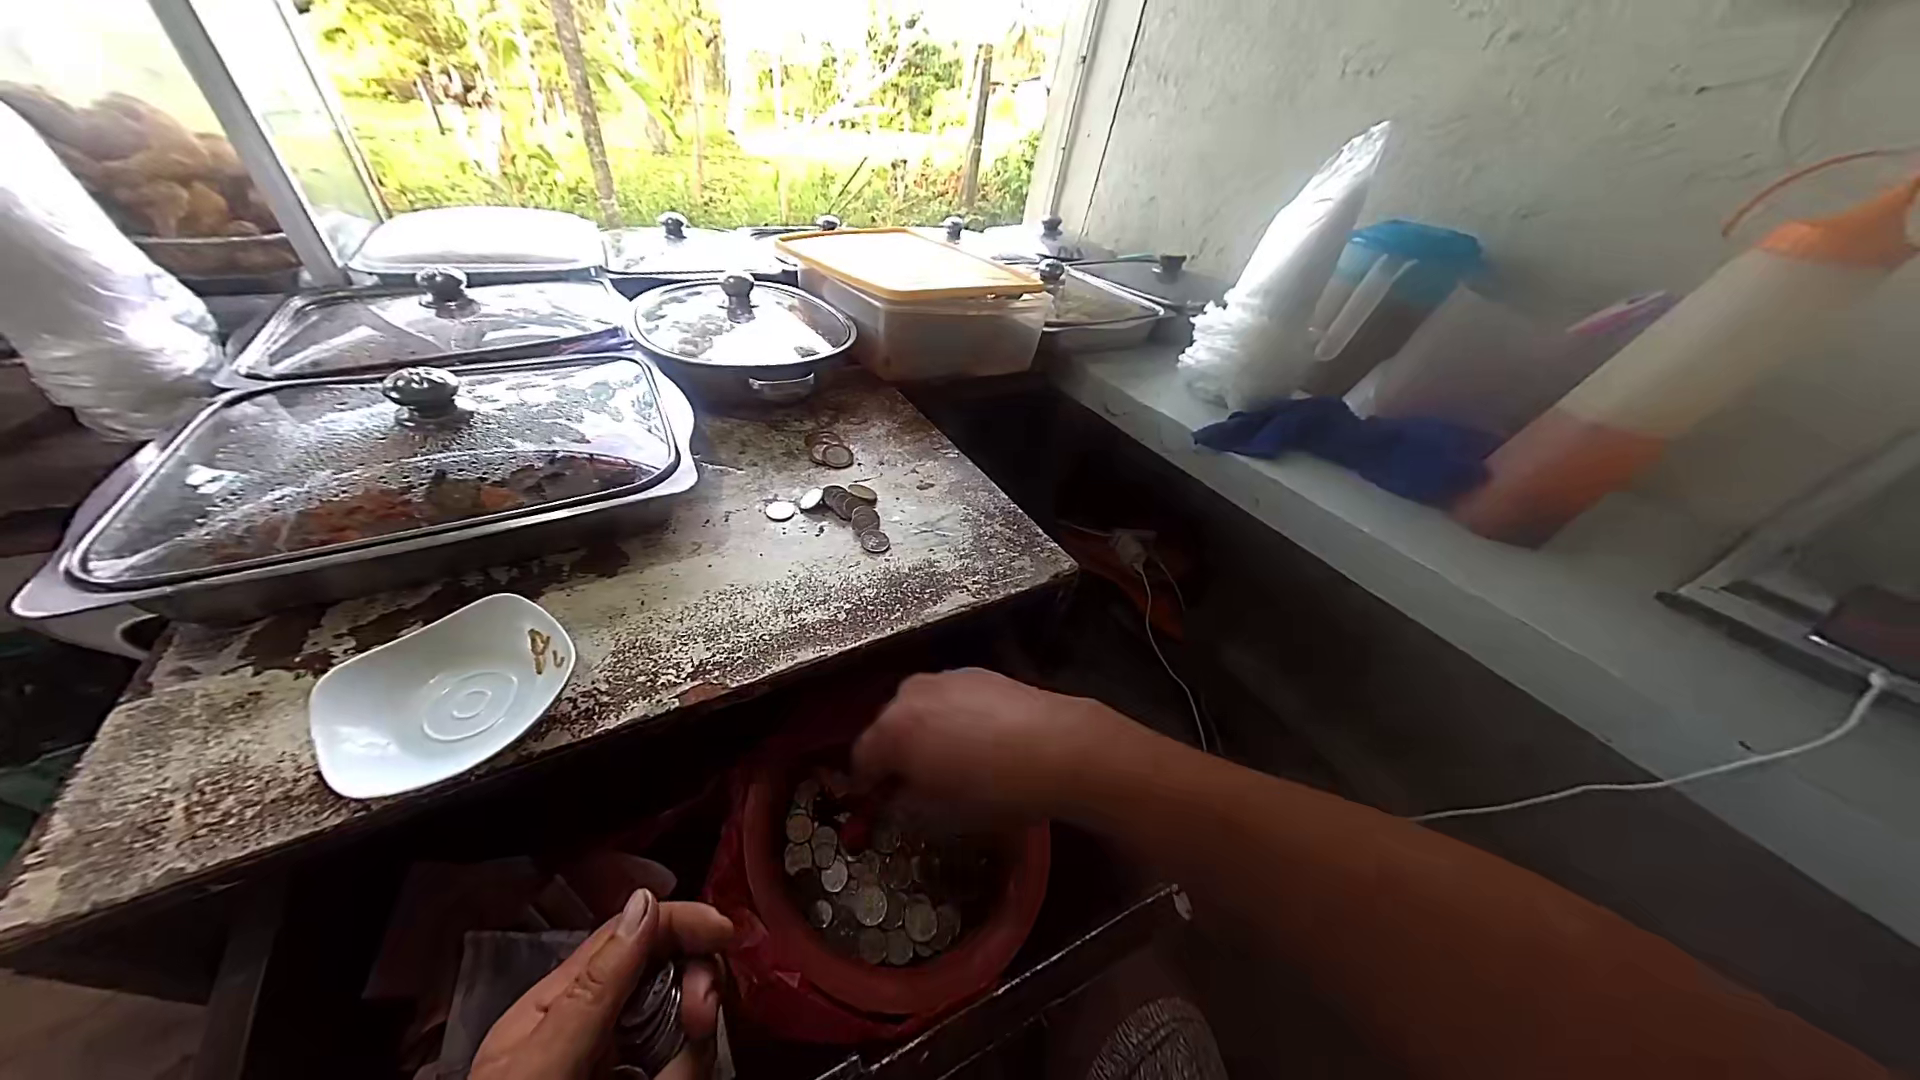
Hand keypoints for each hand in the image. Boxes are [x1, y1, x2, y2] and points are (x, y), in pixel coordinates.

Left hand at [472, 890, 732, 1079]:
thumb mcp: (540, 1068)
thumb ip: (594, 987)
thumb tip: (644, 903)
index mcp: (560, 1005)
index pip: (631, 932)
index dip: (681, 921)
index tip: (725, 933)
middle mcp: (597, 1027)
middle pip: (670, 972)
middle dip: (695, 990)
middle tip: (702, 1020)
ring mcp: (623, 1063)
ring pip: (686, 1025)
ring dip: (690, 1054)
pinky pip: (685, 1068)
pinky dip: (685, 1075)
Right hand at [851, 668, 1128, 818]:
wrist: (1058, 746)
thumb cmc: (992, 789)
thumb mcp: (938, 815)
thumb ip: (902, 805)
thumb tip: (894, 797)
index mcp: (892, 729)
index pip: (860, 757)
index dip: (865, 783)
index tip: (876, 799)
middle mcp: (910, 694)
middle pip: (887, 726)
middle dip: (894, 753)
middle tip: (912, 782)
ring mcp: (944, 678)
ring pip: (918, 708)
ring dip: (922, 732)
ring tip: (949, 759)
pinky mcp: (976, 673)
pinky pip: (948, 698)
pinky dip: (950, 716)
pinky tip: (977, 738)